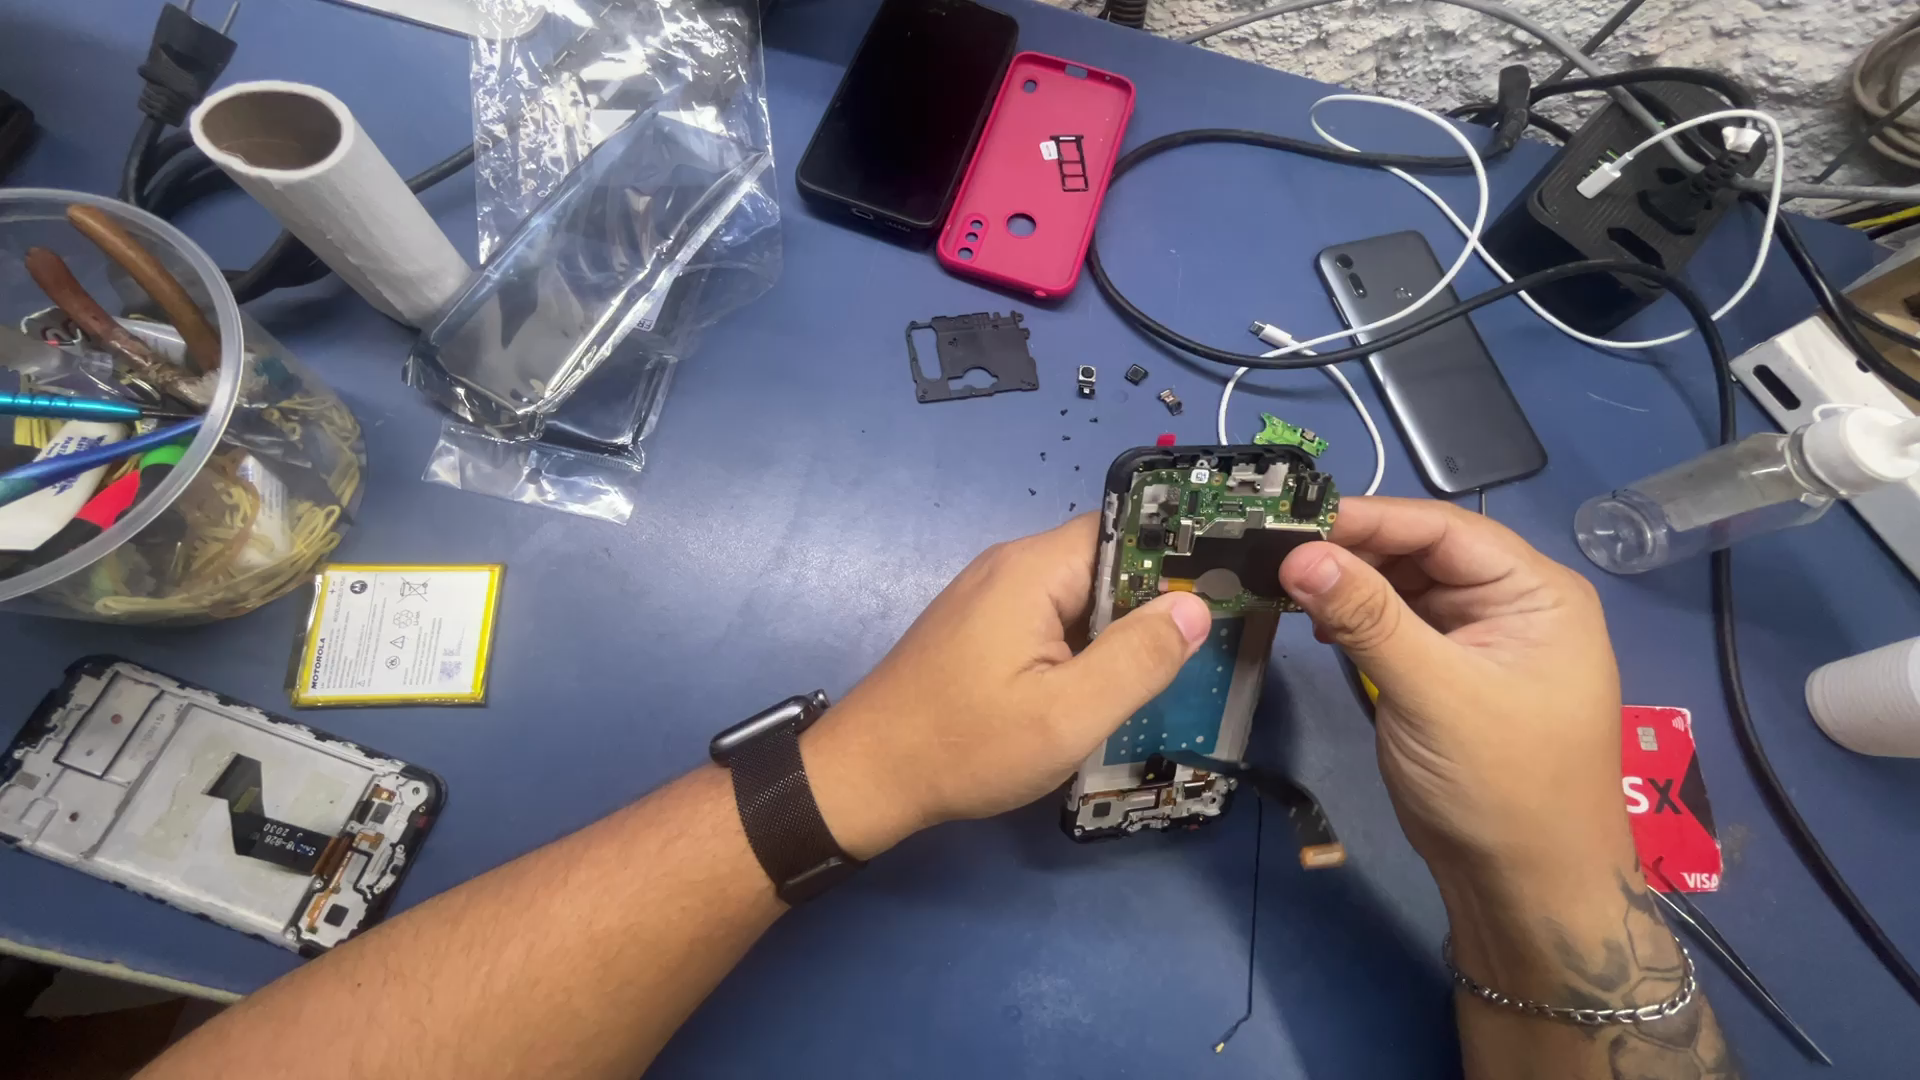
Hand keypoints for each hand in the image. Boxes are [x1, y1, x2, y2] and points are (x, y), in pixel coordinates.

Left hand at [802, 515, 1212, 858]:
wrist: (867, 773)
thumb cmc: (966, 745)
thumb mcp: (1066, 715)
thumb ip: (1136, 659)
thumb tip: (1194, 606)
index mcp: (1032, 570)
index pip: (1121, 533)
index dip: (1174, 558)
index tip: (1221, 592)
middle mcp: (1009, 566)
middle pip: (1101, 562)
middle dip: (1151, 600)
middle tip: (1201, 645)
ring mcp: (989, 595)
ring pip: (1077, 594)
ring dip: (1116, 627)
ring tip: (1164, 668)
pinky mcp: (980, 625)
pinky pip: (1048, 617)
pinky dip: (1081, 642)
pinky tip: (1101, 682)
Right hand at [1274, 497, 1632, 884]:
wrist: (1519, 882)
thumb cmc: (1500, 784)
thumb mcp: (1433, 692)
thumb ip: (1367, 617)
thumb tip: (1299, 554)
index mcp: (1533, 592)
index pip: (1441, 529)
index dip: (1368, 520)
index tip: (1293, 524)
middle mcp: (1504, 601)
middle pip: (1415, 551)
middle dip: (1348, 551)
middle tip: (1275, 553)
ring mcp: (1470, 633)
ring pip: (1394, 583)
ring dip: (1342, 582)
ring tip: (1283, 583)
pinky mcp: (1437, 663)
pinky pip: (1386, 618)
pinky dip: (1347, 614)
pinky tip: (1314, 621)